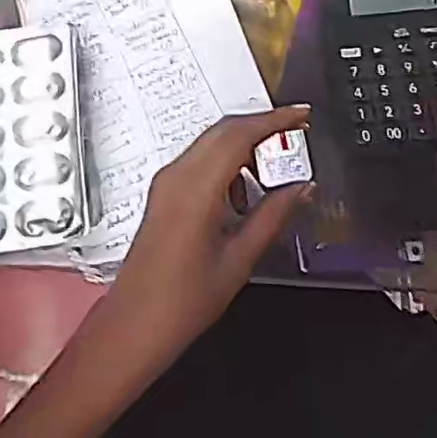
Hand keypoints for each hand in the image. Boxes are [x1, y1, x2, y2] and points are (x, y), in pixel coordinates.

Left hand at [104, 107, 315, 362]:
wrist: (136, 322)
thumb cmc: (181, 301)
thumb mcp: (240, 258)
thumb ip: (274, 215)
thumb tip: (301, 188)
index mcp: (195, 189)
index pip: (239, 134)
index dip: (274, 119)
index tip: (300, 115)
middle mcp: (176, 177)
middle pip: (223, 131)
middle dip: (261, 128)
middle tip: (295, 138)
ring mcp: (166, 183)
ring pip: (210, 144)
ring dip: (243, 149)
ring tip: (272, 178)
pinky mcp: (163, 194)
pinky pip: (199, 162)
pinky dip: (226, 166)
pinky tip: (242, 198)